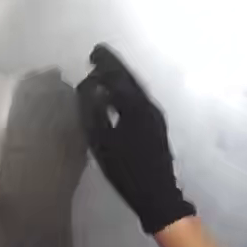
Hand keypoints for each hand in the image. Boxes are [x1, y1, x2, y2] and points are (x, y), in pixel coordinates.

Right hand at [76, 45, 195, 234]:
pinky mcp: (156, 126)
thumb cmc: (126, 170)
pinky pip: (139, 99)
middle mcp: (148, 105)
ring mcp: (155, 116)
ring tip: (104, 74)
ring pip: (136, 89)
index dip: (105, 64)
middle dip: (114, 67)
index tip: (92, 53)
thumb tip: (89, 87)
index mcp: (135, 106)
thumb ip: (94, 111)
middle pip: (130, 79)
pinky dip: (126, 91)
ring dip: (120, 79)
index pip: (118, 77)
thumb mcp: (102, 142)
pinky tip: (116, 97)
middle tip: (97, 57)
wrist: (158, 194)